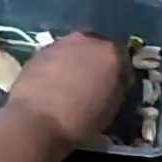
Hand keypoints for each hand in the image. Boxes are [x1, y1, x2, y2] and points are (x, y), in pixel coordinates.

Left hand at [4, 32, 127, 147]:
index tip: (115, 87)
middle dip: (97, 63)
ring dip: (76, 63)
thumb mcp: (112, 108)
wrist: (38, 120)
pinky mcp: (40, 51)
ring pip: (75, 50)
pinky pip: (56, 57)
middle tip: (93, 84)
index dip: (120, 74)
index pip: (123, 58)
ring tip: (70, 85)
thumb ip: (116, 87)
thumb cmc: (82, 120)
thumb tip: (112, 83)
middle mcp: (88, 40)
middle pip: (98, 49)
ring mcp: (61, 43)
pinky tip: (53, 85)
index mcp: (112, 53)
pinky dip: (58, 67)